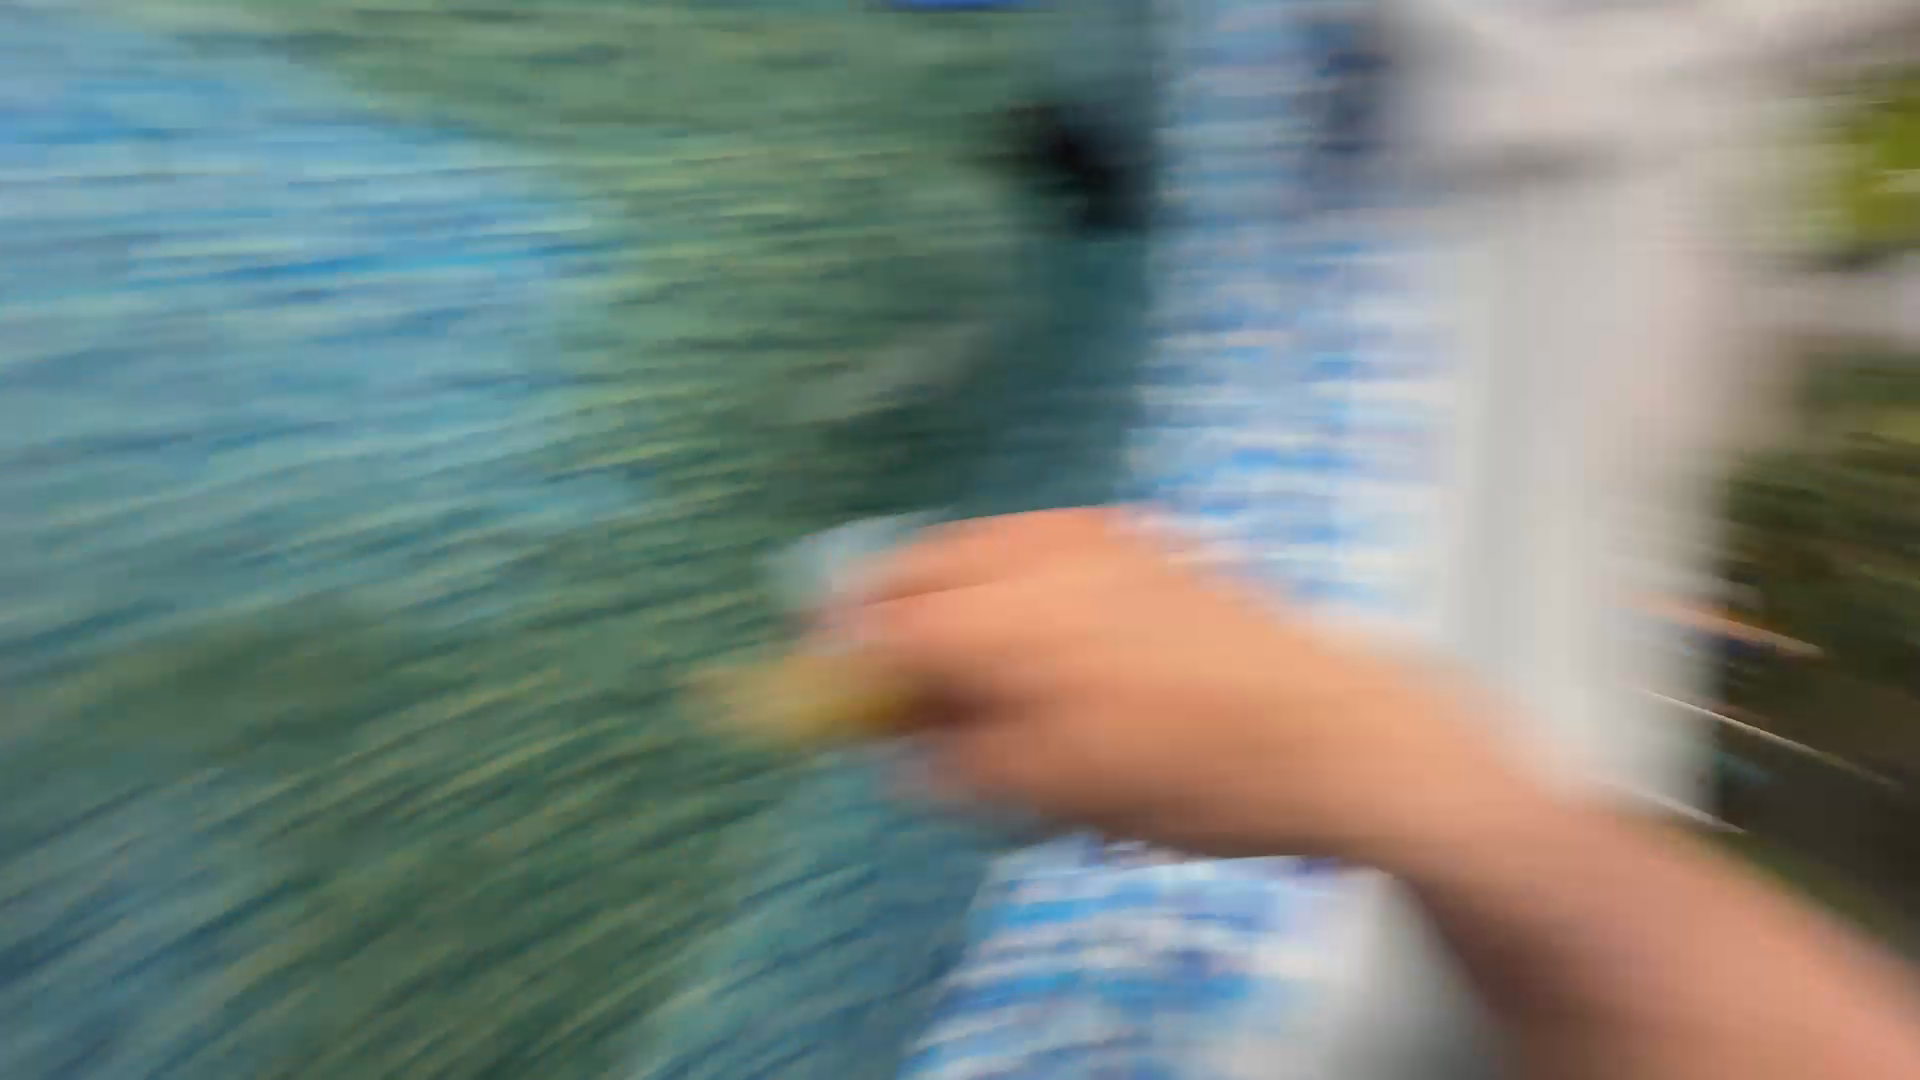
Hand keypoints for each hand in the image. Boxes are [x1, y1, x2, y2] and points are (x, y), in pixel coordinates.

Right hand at [841, 508, 1534, 863]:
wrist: (1330, 727)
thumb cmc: (1191, 777)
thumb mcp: (1058, 793)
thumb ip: (958, 760)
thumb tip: (897, 744)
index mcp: (1005, 624)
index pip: (881, 621)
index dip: (836, 648)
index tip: (817, 669)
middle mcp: (1032, 556)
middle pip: (916, 566)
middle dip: (882, 609)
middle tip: (887, 662)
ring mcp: (1084, 532)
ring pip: (971, 547)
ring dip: (941, 588)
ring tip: (959, 646)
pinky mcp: (1127, 531)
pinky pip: (1028, 541)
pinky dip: (999, 574)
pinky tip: (1030, 619)